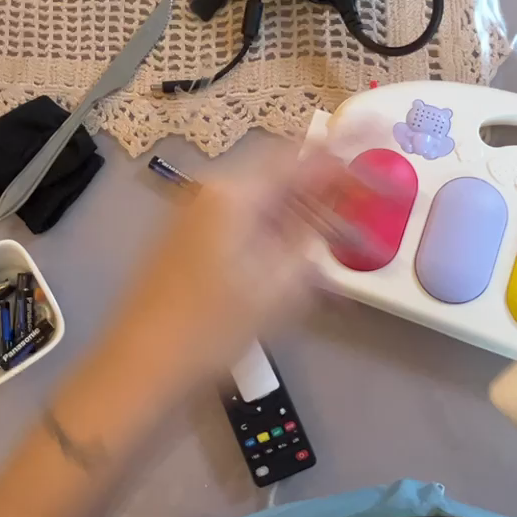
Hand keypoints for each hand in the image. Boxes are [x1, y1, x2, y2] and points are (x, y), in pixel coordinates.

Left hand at [100, 145, 370, 386]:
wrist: (140, 363)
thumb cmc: (211, 326)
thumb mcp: (277, 285)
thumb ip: (315, 235)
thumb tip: (346, 201)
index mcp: (233, 192)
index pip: (299, 157)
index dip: (343, 154)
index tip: (376, 152)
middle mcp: (214, 192)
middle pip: (282, 176)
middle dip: (327, 189)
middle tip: (368, 203)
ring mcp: (199, 215)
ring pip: (266, 202)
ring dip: (306, 214)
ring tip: (345, 237)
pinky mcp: (193, 240)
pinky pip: (247, 223)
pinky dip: (279, 232)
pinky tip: (303, 257)